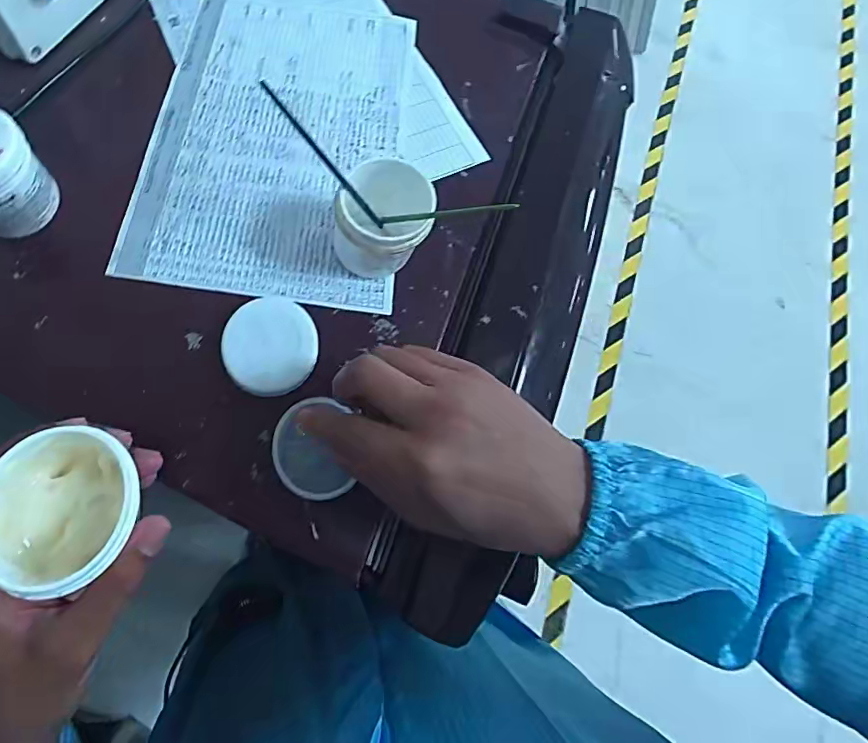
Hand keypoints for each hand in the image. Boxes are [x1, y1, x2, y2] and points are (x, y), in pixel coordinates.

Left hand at [0, 421, 171, 742]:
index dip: (27, 445)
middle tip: (123, 442)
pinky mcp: (35, 565)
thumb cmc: (29, 692)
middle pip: (22, 479)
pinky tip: (122, 492)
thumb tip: (157, 524)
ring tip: (135, 461)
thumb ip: (114, 586)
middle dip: (73, 451)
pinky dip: (89, 499)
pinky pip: (58, 517)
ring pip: (44, 495)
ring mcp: (12, 557)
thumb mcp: (73, 643)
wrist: (15, 735)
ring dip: (87, 472)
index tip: (75, 429)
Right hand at [298, 345, 589, 557]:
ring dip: (371, 371)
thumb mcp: (422, 513)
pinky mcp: (472, 370)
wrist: (560, 492)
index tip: (308, 418)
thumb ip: (372, 473)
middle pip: (363, 371)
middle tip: (347, 400)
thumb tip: (334, 440)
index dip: (318, 422)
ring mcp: (456, 386)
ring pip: (388, 353)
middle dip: (342, 383)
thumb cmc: (488, 515)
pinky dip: (401, 365)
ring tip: (379, 393)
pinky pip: (418, 352)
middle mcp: (434, 415)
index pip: (348, 429)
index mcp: (420, 462)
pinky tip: (408, 385)